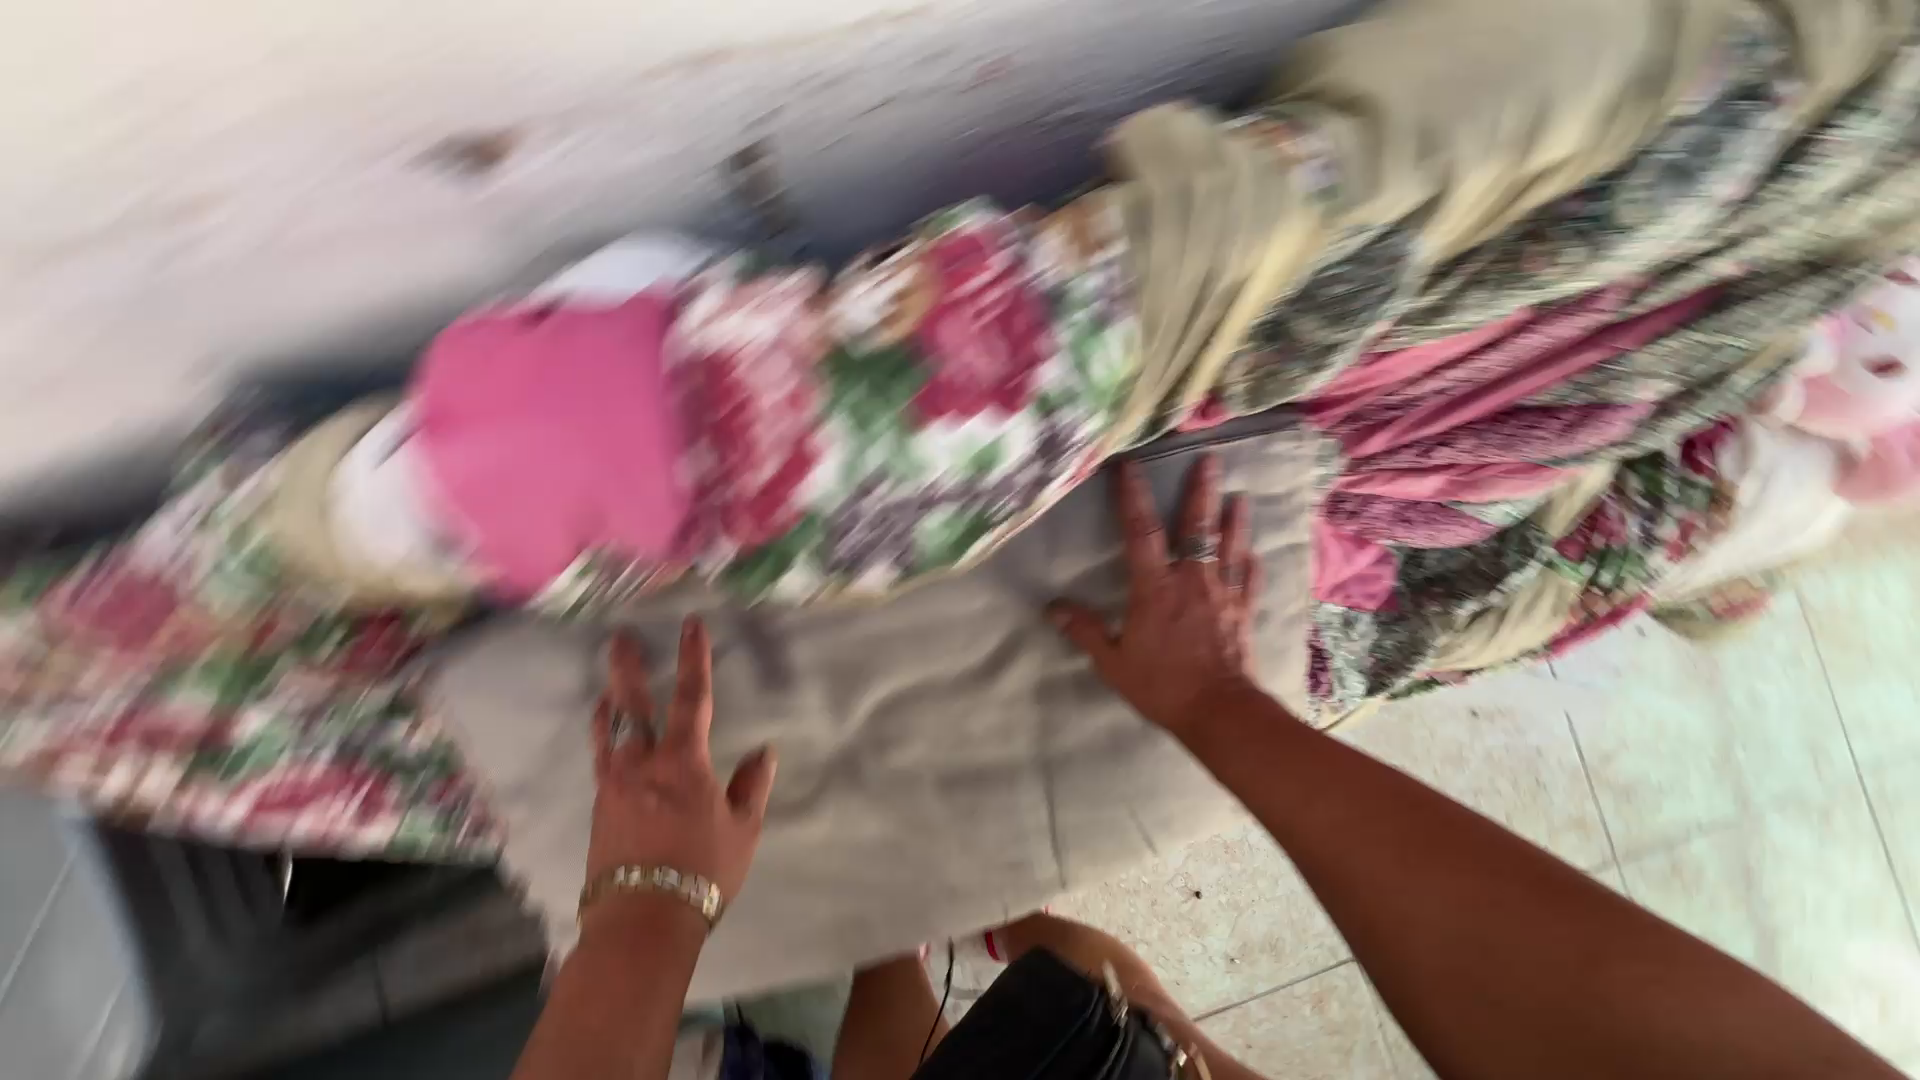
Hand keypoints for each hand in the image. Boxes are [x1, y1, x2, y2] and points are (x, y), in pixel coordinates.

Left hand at [584, 617, 776, 929]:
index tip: (691, 625)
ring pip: (608, 734)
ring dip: (609, 704)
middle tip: (619, 639)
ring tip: (606, 686)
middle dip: (628, 668)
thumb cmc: (702, 871)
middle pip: (632, 706)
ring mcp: (614, 786)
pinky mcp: (598, 810)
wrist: (641, 920)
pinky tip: (607, 742)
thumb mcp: (743, 829)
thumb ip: (752, 786)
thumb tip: (764, 753)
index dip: (693, 658)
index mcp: (682, 762)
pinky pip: (601, 762)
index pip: (692, 697)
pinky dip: (604, 740)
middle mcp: (642, 765)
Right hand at [1048, 455, 1265, 740]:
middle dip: (1201, 490)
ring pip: (1230, 546)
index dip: (1133, 496)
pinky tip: (1254, 551)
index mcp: (1155, 588)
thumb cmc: (1162, 685)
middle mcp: (1191, 580)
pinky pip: (1249, 579)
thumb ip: (1086, 631)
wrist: (1219, 711)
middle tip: (1209, 458)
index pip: (1140, 531)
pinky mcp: (1243, 612)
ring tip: (1239, 495)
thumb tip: (1053, 608)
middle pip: (1196, 526)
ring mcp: (1223, 594)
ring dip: (1233, 519)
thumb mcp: (1113, 662)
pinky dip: (1251, 562)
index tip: (1129, 465)